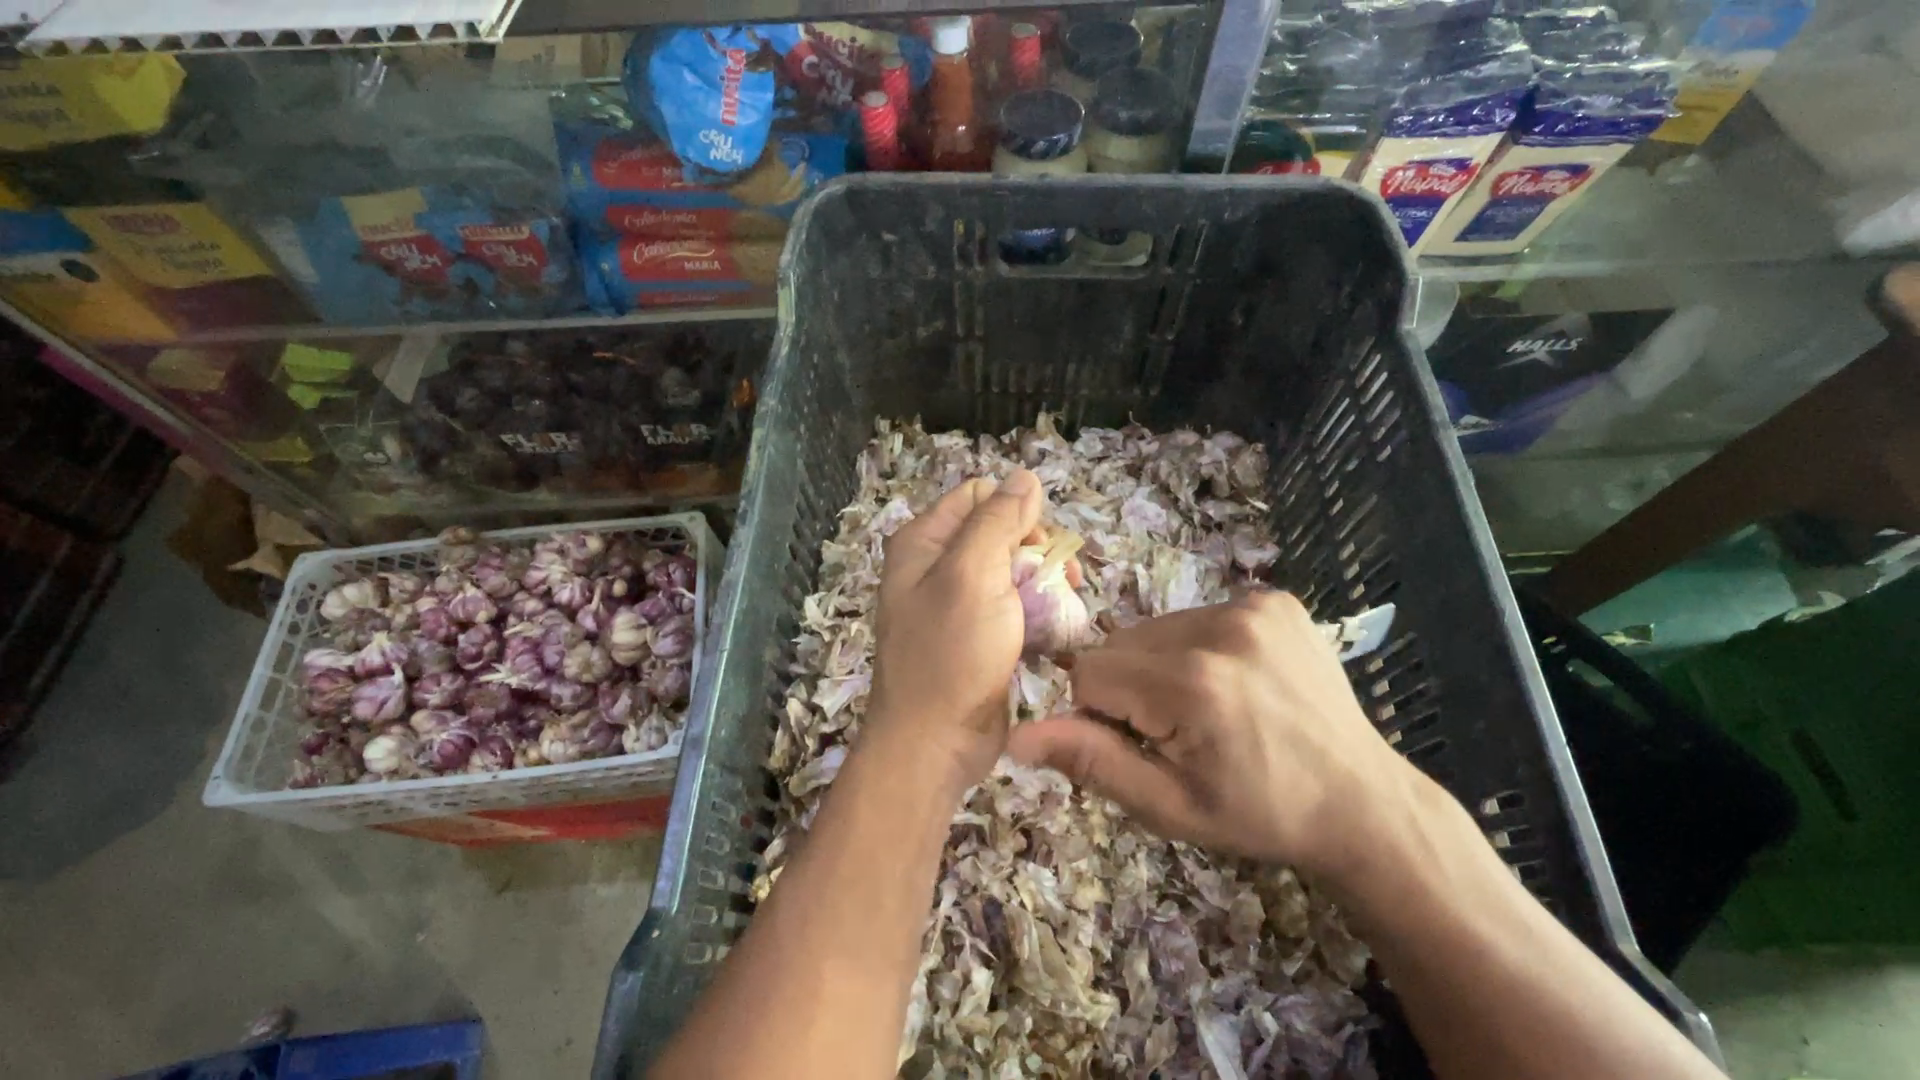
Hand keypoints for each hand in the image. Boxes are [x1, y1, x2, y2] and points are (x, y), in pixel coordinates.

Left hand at [869, 469, 1044, 792]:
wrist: (933, 744)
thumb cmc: (950, 655)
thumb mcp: (973, 576)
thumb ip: (998, 522)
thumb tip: (1025, 476)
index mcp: (923, 543)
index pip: (979, 496)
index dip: (1016, 512)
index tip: (1041, 546)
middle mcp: (935, 567)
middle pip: (1000, 533)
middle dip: (1038, 551)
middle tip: (1067, 581)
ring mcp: (956, 606)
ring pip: (1013, 572)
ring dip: (1045, 585)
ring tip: (1068, 607)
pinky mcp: (976, 638)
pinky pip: (1013, 609)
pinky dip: (1037, 614)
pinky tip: (1056, 631)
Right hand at [1006, 590, 1423, 881]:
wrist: (1360, 802)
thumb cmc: (1257, 813)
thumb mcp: (1167, 806)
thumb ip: (1090, 762)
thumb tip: (1016, 737)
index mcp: (1190, 685)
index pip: (1089, 674)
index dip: (1101, 714)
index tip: (1142, 744)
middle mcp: (1220, 629)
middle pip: (1122, 644)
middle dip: (1130, 686)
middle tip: (1178, 732)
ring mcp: (1253, 607)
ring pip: (1157, 628)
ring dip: (1163, 664)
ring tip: (1210, 707)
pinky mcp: (1276, 600)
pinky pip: (1201, 614)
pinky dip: (1201, 646)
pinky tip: (1237, 682)